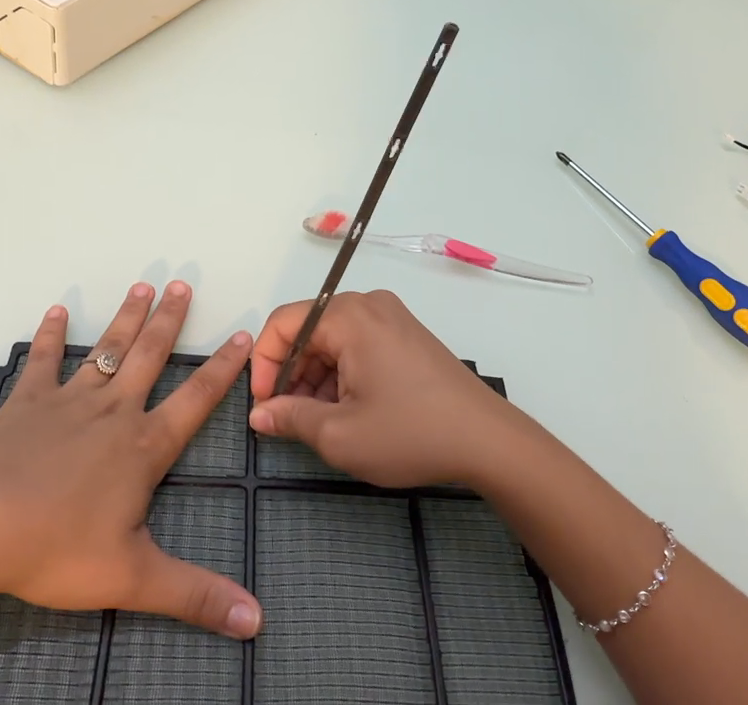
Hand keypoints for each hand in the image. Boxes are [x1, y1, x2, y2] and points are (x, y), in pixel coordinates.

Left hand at [0, 281, 260, 638]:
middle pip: (149, 357)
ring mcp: (67, 402)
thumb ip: (195, 595)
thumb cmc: (56, 547)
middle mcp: (112, 412)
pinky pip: (41, 362)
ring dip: (126, 318)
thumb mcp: (132, 578)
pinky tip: (55, 311)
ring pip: (105, 350)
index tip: (243, 335)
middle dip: (171, 321)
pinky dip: (48, 335)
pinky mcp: (26, 403)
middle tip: (184, 284)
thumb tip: (256, 620)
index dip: (223, 369)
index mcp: (143, 447)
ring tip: (142, 285)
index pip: (196, 400)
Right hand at [247, 290, 525, 488]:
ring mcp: (393, 319)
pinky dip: (342, 374)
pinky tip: (347, 411)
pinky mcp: (407, 337)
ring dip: (316, 378)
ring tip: (319, 422)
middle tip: (289, 419)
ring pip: (333, 341)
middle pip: (309, 330)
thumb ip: (290, 417)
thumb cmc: (410, 433)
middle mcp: (370, 306)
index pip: (284, 324)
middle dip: (291, 374)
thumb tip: (259, 414)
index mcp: (349, 316)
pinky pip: (358, 346)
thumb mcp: (339, 434)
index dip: (263, 365)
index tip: (264, 406)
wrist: (488, 441)